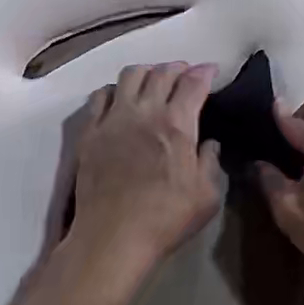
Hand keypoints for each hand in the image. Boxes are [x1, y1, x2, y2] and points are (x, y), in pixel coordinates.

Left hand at [69, 63, 222, 290]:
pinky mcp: (91, 132)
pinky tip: (122, 99)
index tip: (212, 70)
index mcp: (177, 123)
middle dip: (179, 68)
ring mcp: (114, 119)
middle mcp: (145, 112)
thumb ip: (212, 162)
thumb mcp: (207, 194)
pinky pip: (101, 96)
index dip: (205, 72)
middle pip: (162, 72)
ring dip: (148, 71)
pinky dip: (116, 89)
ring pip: (130, 75)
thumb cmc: (166, 217)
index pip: (193, 82)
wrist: (113, 237)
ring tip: (155, 80)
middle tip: (187, 74)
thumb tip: (210, 143)